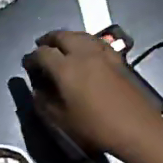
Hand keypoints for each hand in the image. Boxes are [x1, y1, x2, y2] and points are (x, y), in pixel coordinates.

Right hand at [22, 30, 162, 156]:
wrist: (136, 128)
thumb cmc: (94, 127)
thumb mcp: (60, 120)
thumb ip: (43, 101)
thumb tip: (37, 89)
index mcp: (65, 67)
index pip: (42, 53)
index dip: (31, 58)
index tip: (27, 65)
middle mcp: (83, 54)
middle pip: (61, 36)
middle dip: (48, 40)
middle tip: (41, 48)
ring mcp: (103, 54)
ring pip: (80, 35)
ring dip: (67, 38)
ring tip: (61, 47)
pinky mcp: (117, 59)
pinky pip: (96, 42)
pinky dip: (85, 42)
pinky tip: (85, 51)